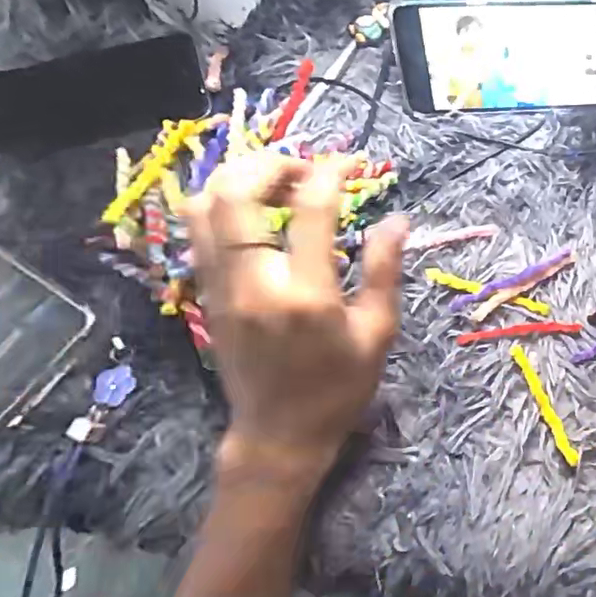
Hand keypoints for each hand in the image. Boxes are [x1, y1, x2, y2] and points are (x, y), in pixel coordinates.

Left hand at [183, 152, 408, 489]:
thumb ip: (384, 270)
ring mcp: (221, 288)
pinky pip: (198, 231)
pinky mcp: (207, 294)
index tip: (352, 162)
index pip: (311, 210)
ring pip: (205, 207)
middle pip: (237, 194)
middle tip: (305, 167)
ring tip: (277, 182)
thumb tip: (397, 219)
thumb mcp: (377, 333)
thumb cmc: (339, 387)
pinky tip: (255, 210)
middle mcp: (254, 284)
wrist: (278, 434)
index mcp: (306, 295)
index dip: (332, 172)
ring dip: (239, 179)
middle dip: (271, 163)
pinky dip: (222, 203)